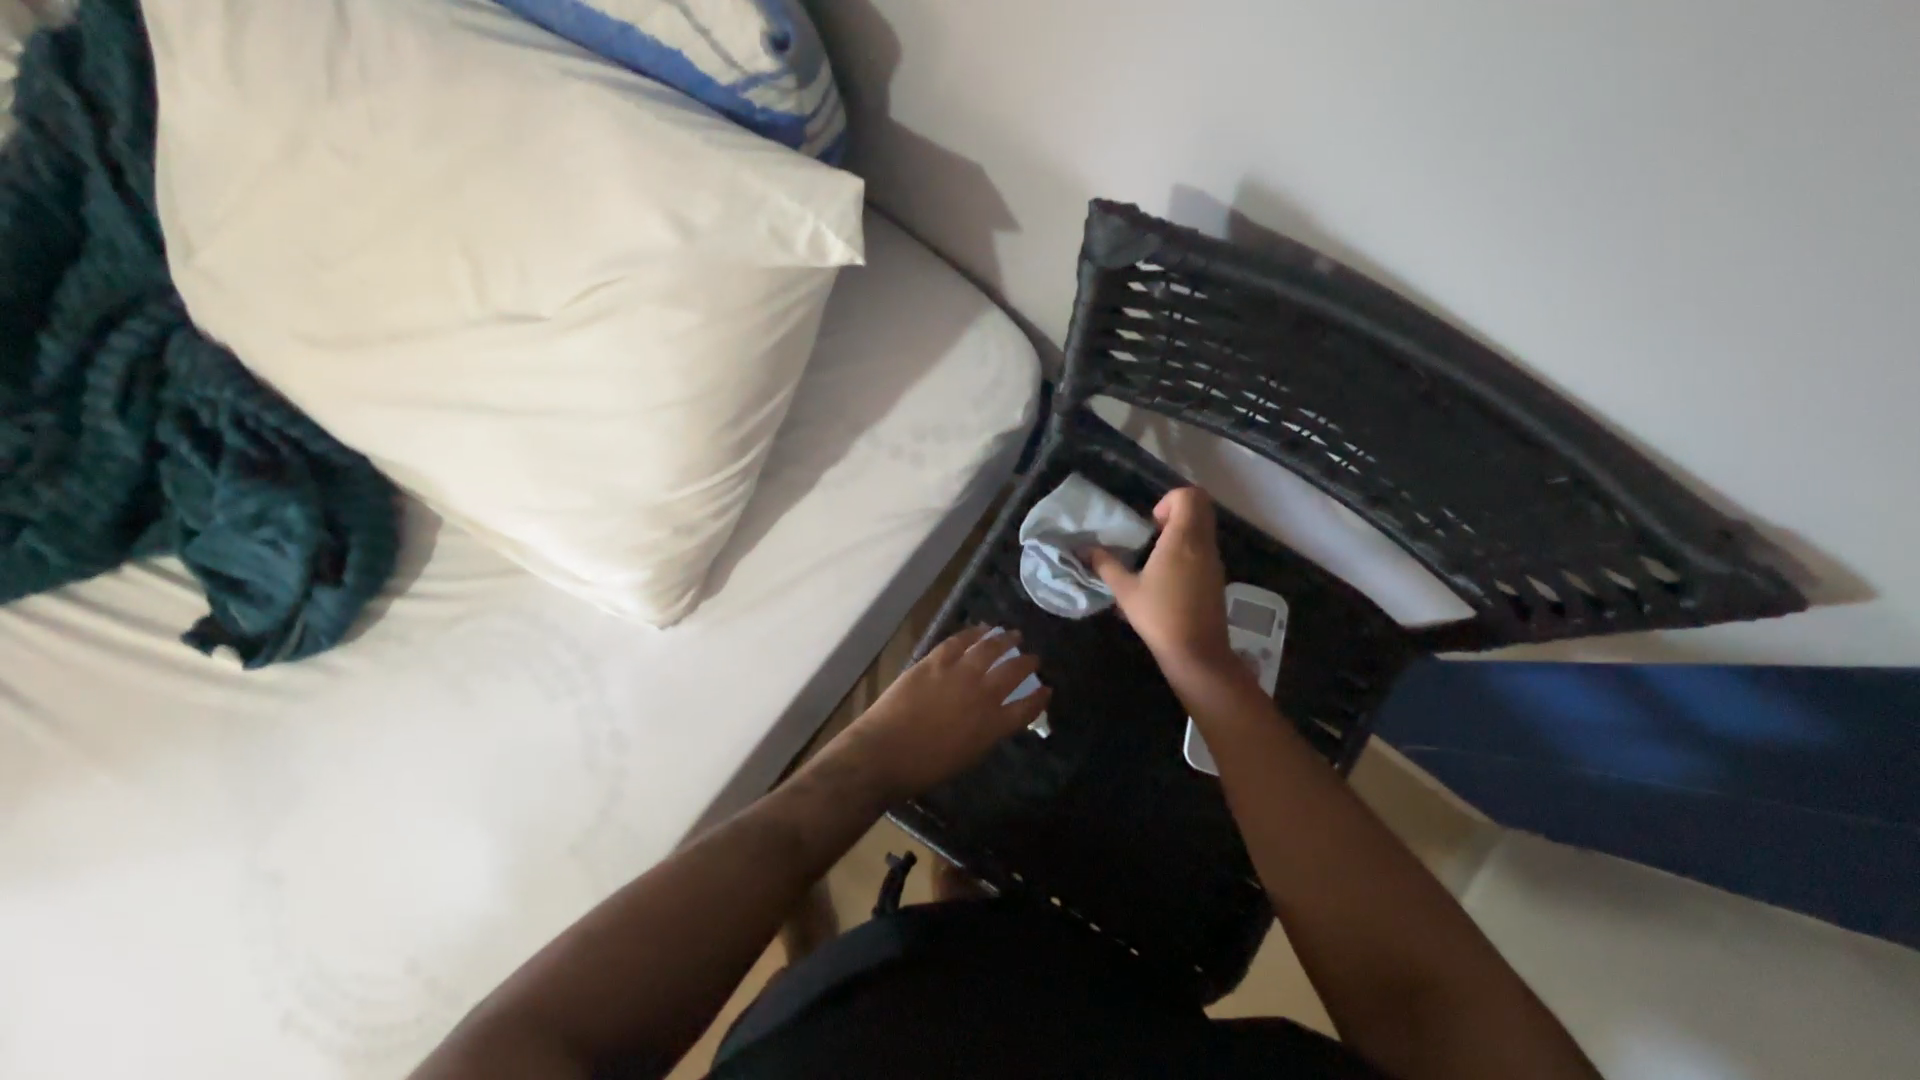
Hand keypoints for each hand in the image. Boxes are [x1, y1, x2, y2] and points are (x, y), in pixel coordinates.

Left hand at [827, 626, 1050, 801]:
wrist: (886, 753)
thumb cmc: (925, 768)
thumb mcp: (967, 757)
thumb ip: (985, 735)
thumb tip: (993, 719)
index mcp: (992, 726)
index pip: (1027, 709)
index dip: (1040, 698)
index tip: (1047, 689)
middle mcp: (982, 695)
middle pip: (1013, 672)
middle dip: (1027, 663)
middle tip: (1033, 658)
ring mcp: (958, 674)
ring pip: (990, 649)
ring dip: (1005, 640)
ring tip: (1013, 635)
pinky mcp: (935, 662)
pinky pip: (959, 641)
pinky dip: (973, 633)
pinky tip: (982, 629)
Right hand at [1085, 487, 1239, 681]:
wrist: (1196, 652)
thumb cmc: (1158, 616)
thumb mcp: (1125, 591)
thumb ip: (1106, 566)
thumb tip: (1086, 550)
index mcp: (1182, 540)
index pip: (1190, 496)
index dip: (1170, 500)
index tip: (1152, 522)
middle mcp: (1203, 545)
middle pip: (1201, 506)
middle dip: (1177, 511)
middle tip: (1154, 531)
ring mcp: (1214, 561)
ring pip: (1205, 528)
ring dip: (1183, 531)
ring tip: (1158, 555)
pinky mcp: (1217, 577)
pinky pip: (1206, 549)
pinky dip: (1190, 550)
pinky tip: (1169, 576)